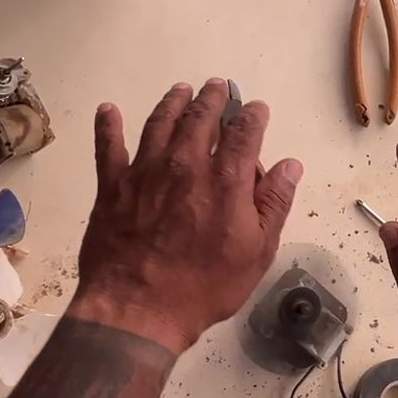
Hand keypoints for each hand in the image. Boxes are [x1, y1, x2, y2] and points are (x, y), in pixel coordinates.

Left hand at [72, 80, 301, 353]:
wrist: (137, 311)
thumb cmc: (205, 285)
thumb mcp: (257, 251)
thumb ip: (274, 203)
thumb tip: (289, 165)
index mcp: (226, 180)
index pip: (244, 133)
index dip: (253, 116)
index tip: (257, 108)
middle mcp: (186, 165)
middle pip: (200, 118)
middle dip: (212, 99)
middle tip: (216, 86)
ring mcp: (145, 172)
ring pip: (159, 123)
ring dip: (172, 102)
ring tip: (180, 89)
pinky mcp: (112, 187)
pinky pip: (108, 147)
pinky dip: (108, 126)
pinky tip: (108, 110)